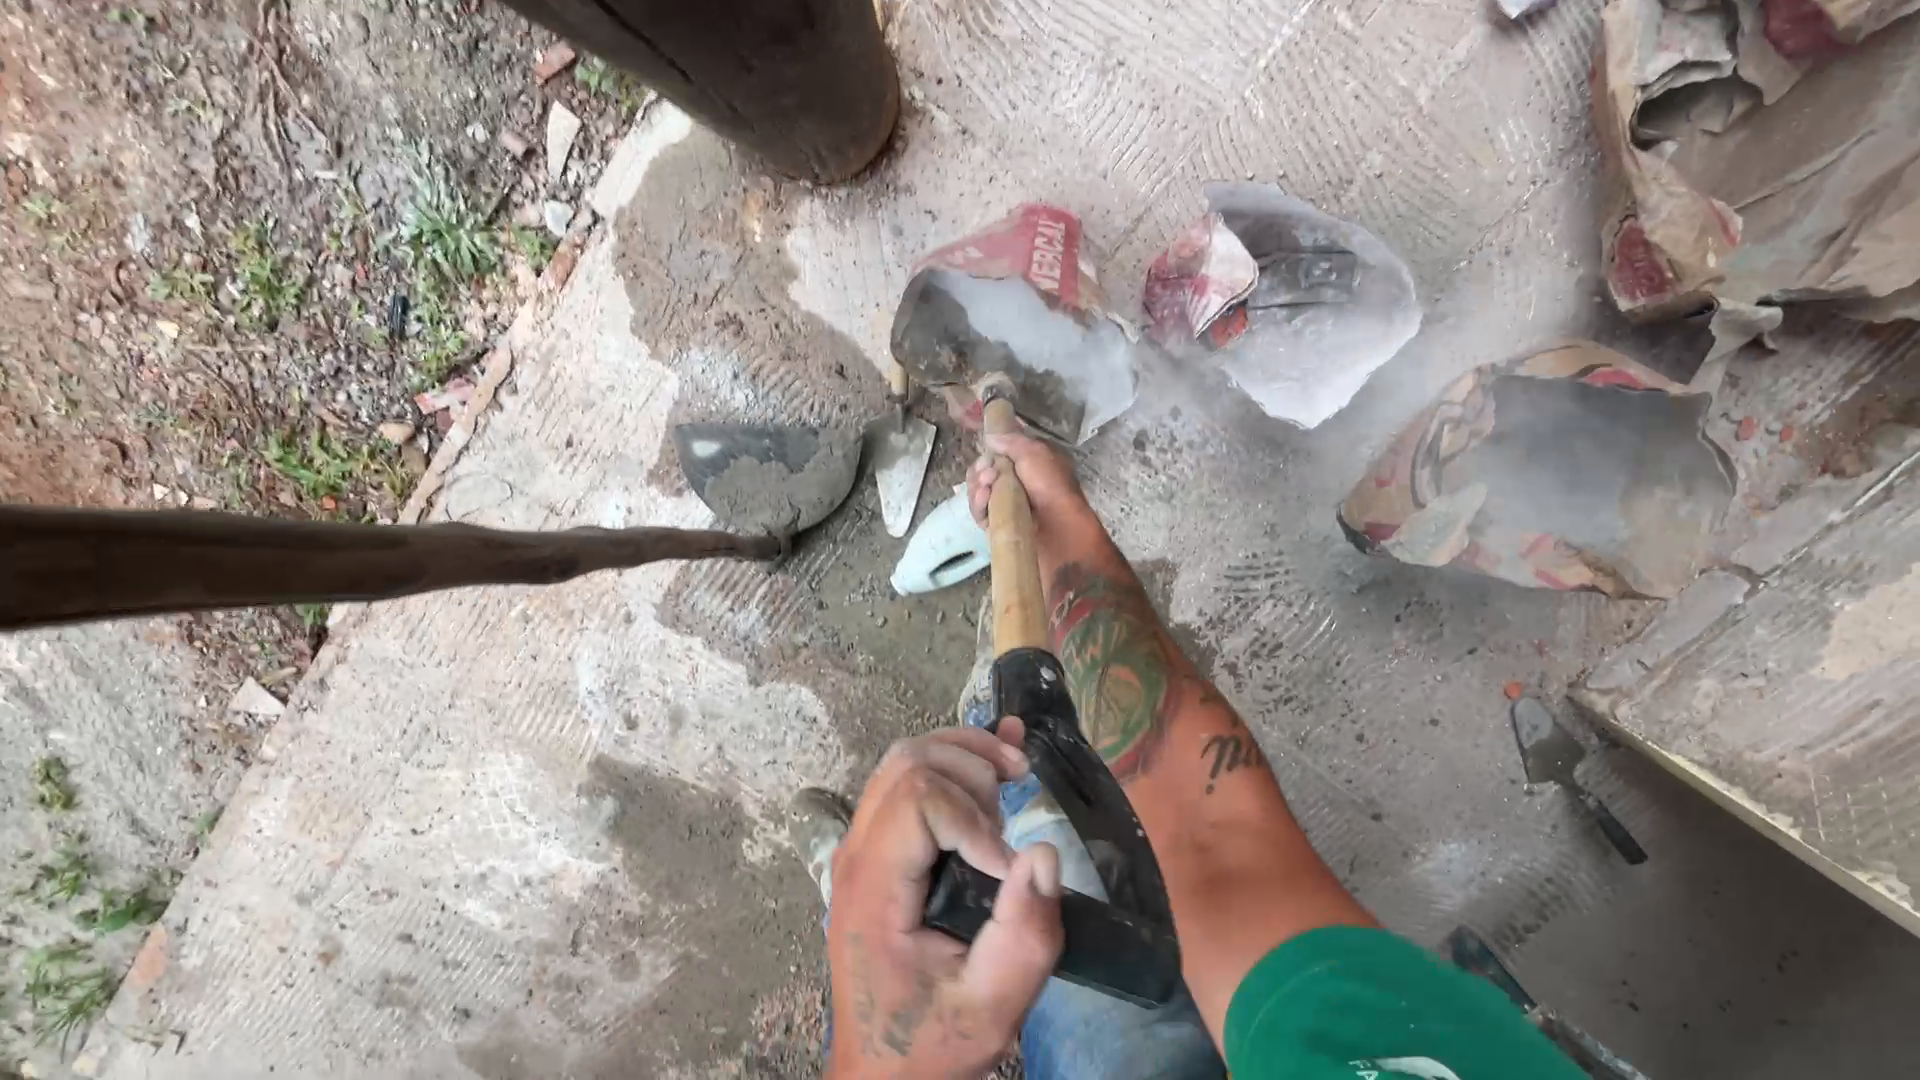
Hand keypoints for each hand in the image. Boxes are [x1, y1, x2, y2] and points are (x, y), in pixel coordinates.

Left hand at [828, 722, 1063, 1078]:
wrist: (884, 1070)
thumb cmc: (931, 1042)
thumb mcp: (989, 1010)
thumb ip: (1022, 938)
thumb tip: (1043, 853)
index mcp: (873, 888)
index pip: (918, 800)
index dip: (975, 821)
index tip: (1007, 870)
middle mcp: (857, 852)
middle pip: (910, 762)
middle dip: (973, 772)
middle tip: (1014, 808)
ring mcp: (863, 844)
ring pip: (908, 757)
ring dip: (967, 757)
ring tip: (1014, 778)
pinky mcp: (880, 845)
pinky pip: (909, 778)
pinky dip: (956, 759)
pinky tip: (1002, 751)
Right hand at [966, 432, 1090, 536]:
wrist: (1058, 525)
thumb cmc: (1050, 484)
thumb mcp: (1034, 451)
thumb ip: (1010, 441)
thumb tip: (990, 437)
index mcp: (1028, 465)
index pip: (1000, 455)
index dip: (989, 452)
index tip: (985, 450)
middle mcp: (1016, 484)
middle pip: (984, 473)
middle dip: (981, 469)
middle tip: (988, 472)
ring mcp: (1006, 505)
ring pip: (979, 492)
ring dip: (977, 485)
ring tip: (986, 485)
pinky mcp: (998, 524)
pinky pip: (979, 512)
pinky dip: (978, 504)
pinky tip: (984, 498)